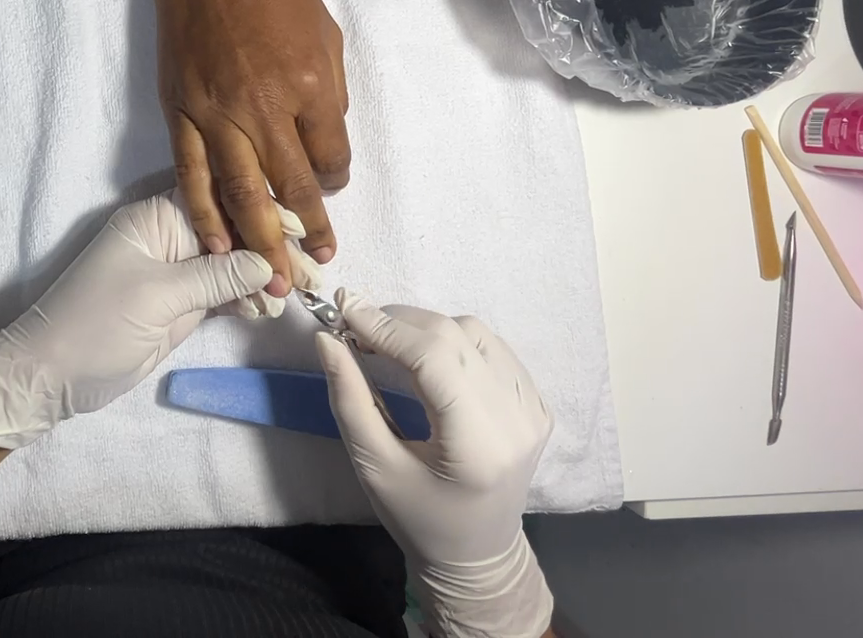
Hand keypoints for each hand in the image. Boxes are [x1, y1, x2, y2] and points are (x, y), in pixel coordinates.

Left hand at [0, 190, 316, 448]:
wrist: (53, 375)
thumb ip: (215, 276)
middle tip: (314, 268)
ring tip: (305, 289)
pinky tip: (271, 306)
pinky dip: (246, 297)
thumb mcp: (157, 296)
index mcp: (155, 219)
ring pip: (232, 264)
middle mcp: (170, 237)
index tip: (303, 229)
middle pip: (231, 233)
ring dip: (265, 275)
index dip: (261, 213)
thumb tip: (269, 262)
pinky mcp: (181, 303)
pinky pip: (222, 292)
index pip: (218, 202)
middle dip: (271, 248)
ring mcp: (177, 272)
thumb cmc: (96, 323)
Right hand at [149, 0, 350, 288]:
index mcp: (309, 86)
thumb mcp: (325, 33)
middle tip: (310, 271)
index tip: (328, 186)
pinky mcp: (179, 112)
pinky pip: (192, 174)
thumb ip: (329, 94)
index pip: (330, 158)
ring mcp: (215, 114)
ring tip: (267, 280)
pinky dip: (204, 214)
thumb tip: (321, 142)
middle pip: (290, 190)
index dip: (334, 182)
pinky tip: (215, 244)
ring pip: (239, 194)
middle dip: (305, 236)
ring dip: (257, 242)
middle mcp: (263, 109)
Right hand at [317, 292, 555, 637]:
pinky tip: (423, 351)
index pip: (432, 358)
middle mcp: (516, 420)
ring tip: (385, 338)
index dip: (384, 326)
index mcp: (478, 445)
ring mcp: (532, 408)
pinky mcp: (536, 402)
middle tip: (353, 324)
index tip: (342, 308)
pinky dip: (450, 336)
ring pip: (473, 331)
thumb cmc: (419, 517)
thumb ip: (348, 398)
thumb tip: (326, 338)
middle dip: (396, 320)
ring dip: (422, 325)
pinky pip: (491, 345)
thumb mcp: (372, 465)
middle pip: (452, 337)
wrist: (478, 554)